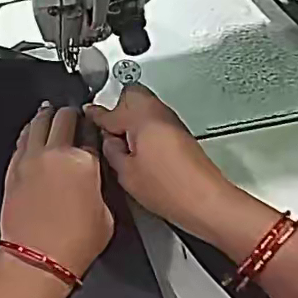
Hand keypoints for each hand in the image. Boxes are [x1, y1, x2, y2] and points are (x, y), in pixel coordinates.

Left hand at [1, 103, 113, 278]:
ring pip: (38, 123)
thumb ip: (100, 189)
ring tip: (50, 110)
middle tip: (74, 113)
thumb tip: (93, 182)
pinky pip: (21, 140)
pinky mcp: (14, 168)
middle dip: (71, 114)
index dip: (94, 129)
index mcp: (83, 162)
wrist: (37, 257)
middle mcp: (56, 154)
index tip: (94, 128)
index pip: (91, 134)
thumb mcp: (106, 216)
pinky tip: (31, 130)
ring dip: (47, 115)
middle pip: (64, 119)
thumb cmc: (72, 244)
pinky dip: (28, 131)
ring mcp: (31, 159)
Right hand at [86, 84, 243, 238]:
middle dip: (117, 108)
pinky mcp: (181, 135)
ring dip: (132, 119)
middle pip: (131, 94)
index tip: (89, 115)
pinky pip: (156, 121)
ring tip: (125, 146)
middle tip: (109, 130)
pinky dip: (145, 130)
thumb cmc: (173, 190)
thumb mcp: (126, 174)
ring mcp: (173, 123)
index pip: (110, 110)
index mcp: (141, 118)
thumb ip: (110, 151)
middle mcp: (159, 114)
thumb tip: (107, 141)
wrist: (208, 203)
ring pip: (145, 106)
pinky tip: (141, 154)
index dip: (95, 115)